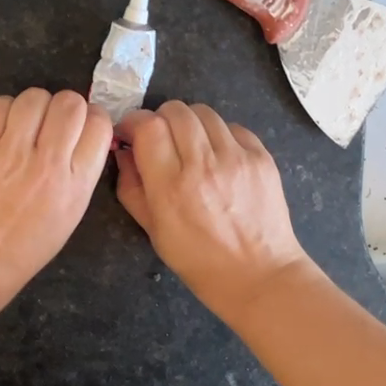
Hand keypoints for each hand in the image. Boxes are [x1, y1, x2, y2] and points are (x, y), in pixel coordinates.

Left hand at [0, 89, 113, 318]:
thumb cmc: (18, 252)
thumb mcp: (67, 218)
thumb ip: (77, 175)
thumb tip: (81, 136)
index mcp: (76, 186)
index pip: (99, 124)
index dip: (90, 118)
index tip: (77, 127)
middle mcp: (49, 164)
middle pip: (70, 102)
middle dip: (62, 107)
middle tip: (47, 125)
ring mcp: (11, 153)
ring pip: (34, 97)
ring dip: (31, 107)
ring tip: (20, 128)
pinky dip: (1, 112)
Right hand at [114, 101, 314, 314]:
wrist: (259, 275)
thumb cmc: (198, 260)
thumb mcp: (152, 230)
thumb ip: (131, 187)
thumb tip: (124, 151)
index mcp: (171, 186)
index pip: (148, 126)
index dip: (134, 123)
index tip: (132, 134)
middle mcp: (204, 164)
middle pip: (175, 110)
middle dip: (160, 120)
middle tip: (161, 141)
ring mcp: (236, 158)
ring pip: (203, 112)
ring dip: (189, 124)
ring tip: (190, 146)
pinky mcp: (261, 157)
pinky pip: (232, 126)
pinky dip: (218, 135)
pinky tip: (218, 157)